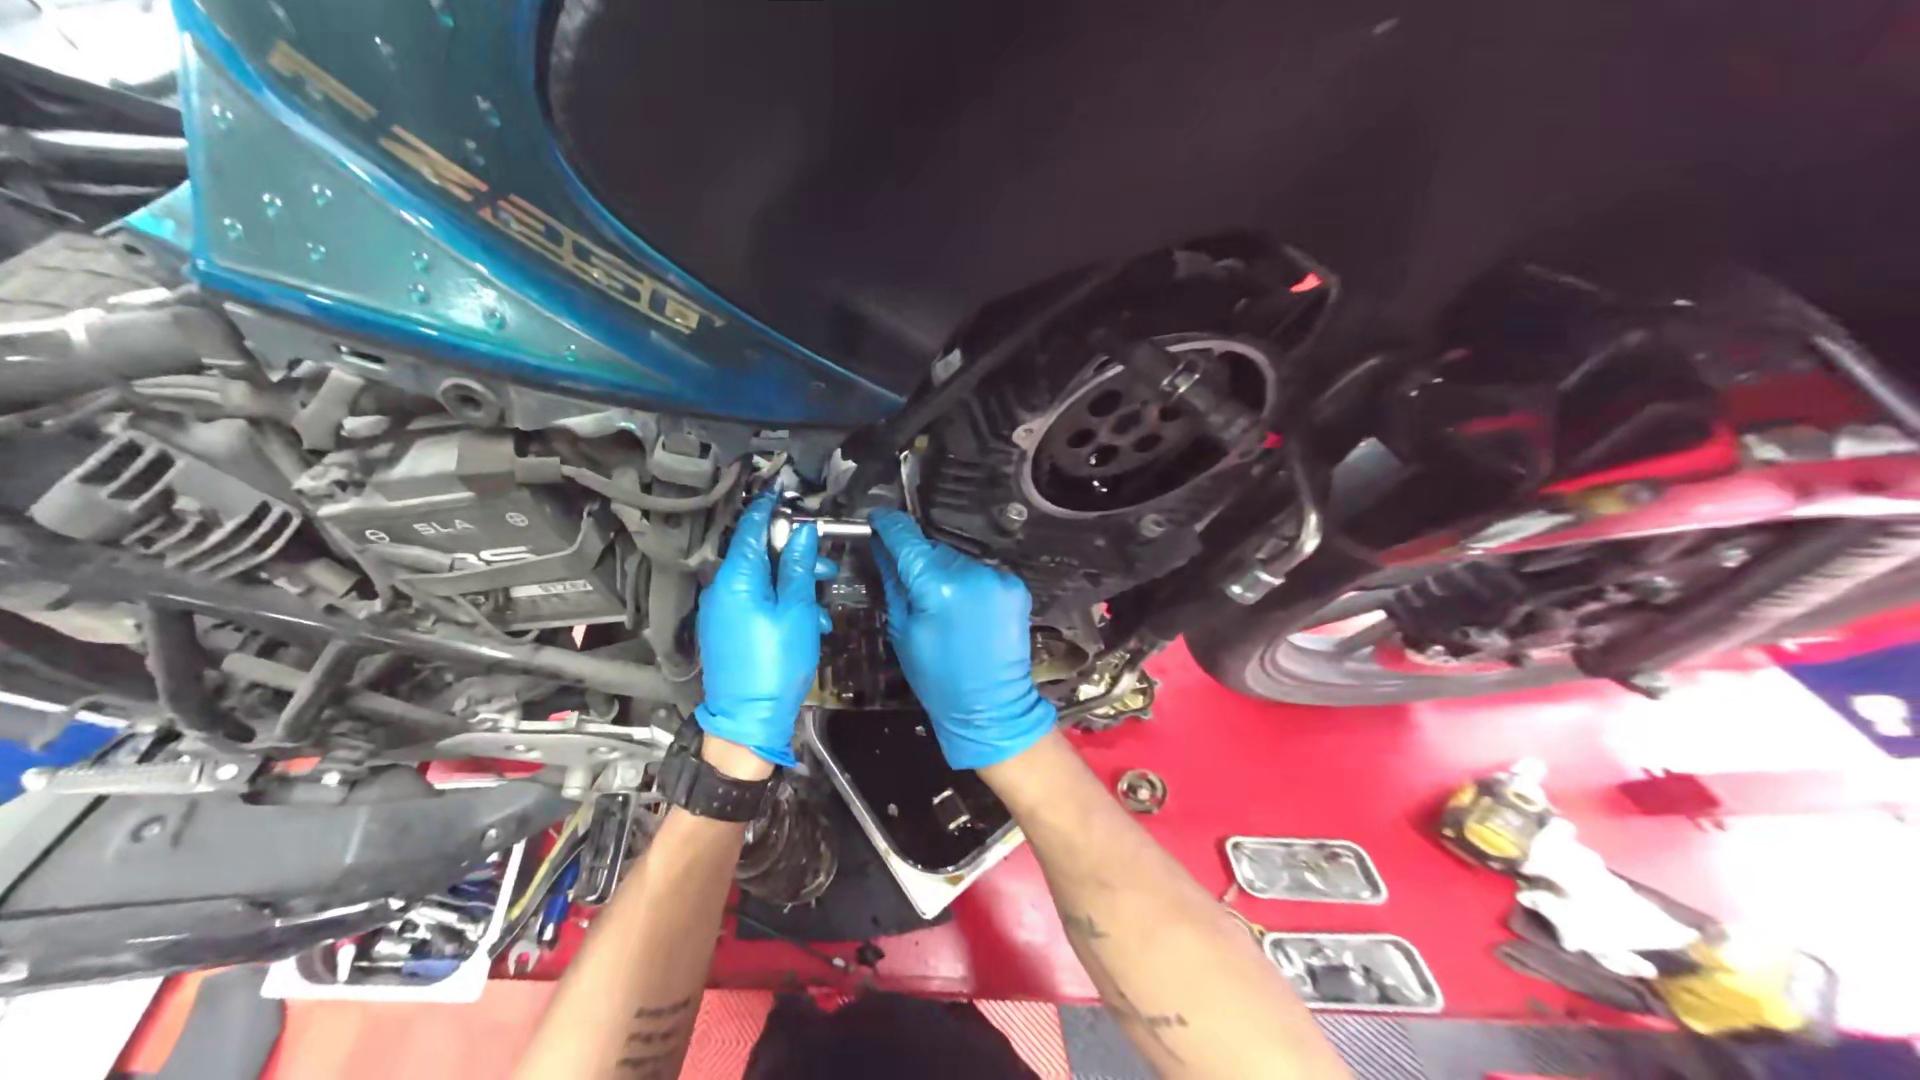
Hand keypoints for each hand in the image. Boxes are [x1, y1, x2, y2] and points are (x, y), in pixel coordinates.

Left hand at [694, 493, 834, 765]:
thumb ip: (799, 567)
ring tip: (822, 601)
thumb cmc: (775, 664)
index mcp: (736, 578)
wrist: (748, 720)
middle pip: (759, 554)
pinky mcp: (728, 628)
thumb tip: (802, 532)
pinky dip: (781, 602)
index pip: (750, 527)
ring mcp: (722, 609)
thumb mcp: (797, 611)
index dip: (770, 508)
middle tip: (826, 562)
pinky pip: (755, 601)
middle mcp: (721, 588)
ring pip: (761, 579)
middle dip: (795, 554)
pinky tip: (807, 621)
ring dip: (794, 582)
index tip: (786, 492)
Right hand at [868, 508, 1054, 769]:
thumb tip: (882, 547)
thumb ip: (893, 582)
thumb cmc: (938, 677)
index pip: (907, 538)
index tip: (878, 519)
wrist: (991, 706)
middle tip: (910, 583)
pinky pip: (980, 571)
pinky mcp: (1014, 585)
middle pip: (934, 548)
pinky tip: (965, 608)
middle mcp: (971, 572)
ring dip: (945, 571)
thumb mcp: (902, 630)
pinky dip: (968, 581)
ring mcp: (997, 577)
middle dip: (919, 559)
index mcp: (937, 586)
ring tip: (942, 604)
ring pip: (957, 559)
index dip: (888, 525)